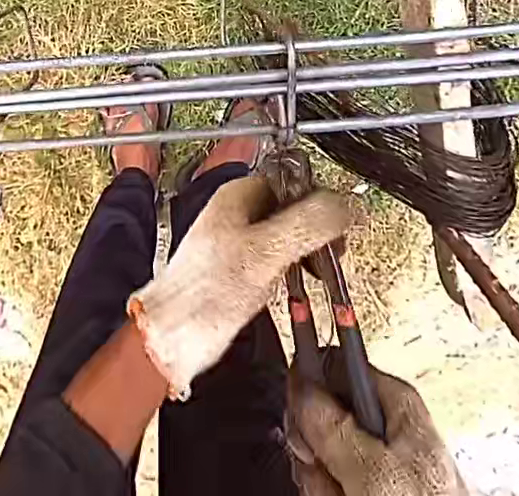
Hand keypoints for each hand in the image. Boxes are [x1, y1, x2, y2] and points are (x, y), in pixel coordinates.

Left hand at [128, 175, 348, 396]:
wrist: (173, 337)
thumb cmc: (208, 292)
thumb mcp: (268, 250)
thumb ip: (308, 224)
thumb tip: (345, 205)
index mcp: (238, 195)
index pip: (291, 181)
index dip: (317, 201)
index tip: (335, 226)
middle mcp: (236, 212)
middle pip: (290, 206)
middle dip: (315, 228)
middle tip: (330, 253)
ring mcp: (236, 240)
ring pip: (285, 232)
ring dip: (306, 249)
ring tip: (317, 270)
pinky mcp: (237, 267)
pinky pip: (275, 256)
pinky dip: (292, 266)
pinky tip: (296, 283)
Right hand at [286, 366, 465, 495]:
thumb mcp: (373, 470)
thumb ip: (331, 425)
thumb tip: (301, 385)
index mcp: (395, 405)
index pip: (337, 367)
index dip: (311, 386)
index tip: (297, 409)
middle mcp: (386, 430)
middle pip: (322, 420)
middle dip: (316, 453)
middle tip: (328, 476)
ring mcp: (377, 469)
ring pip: (322, 462)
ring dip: (323, 486)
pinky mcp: (369, 495)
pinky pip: (330, 489)